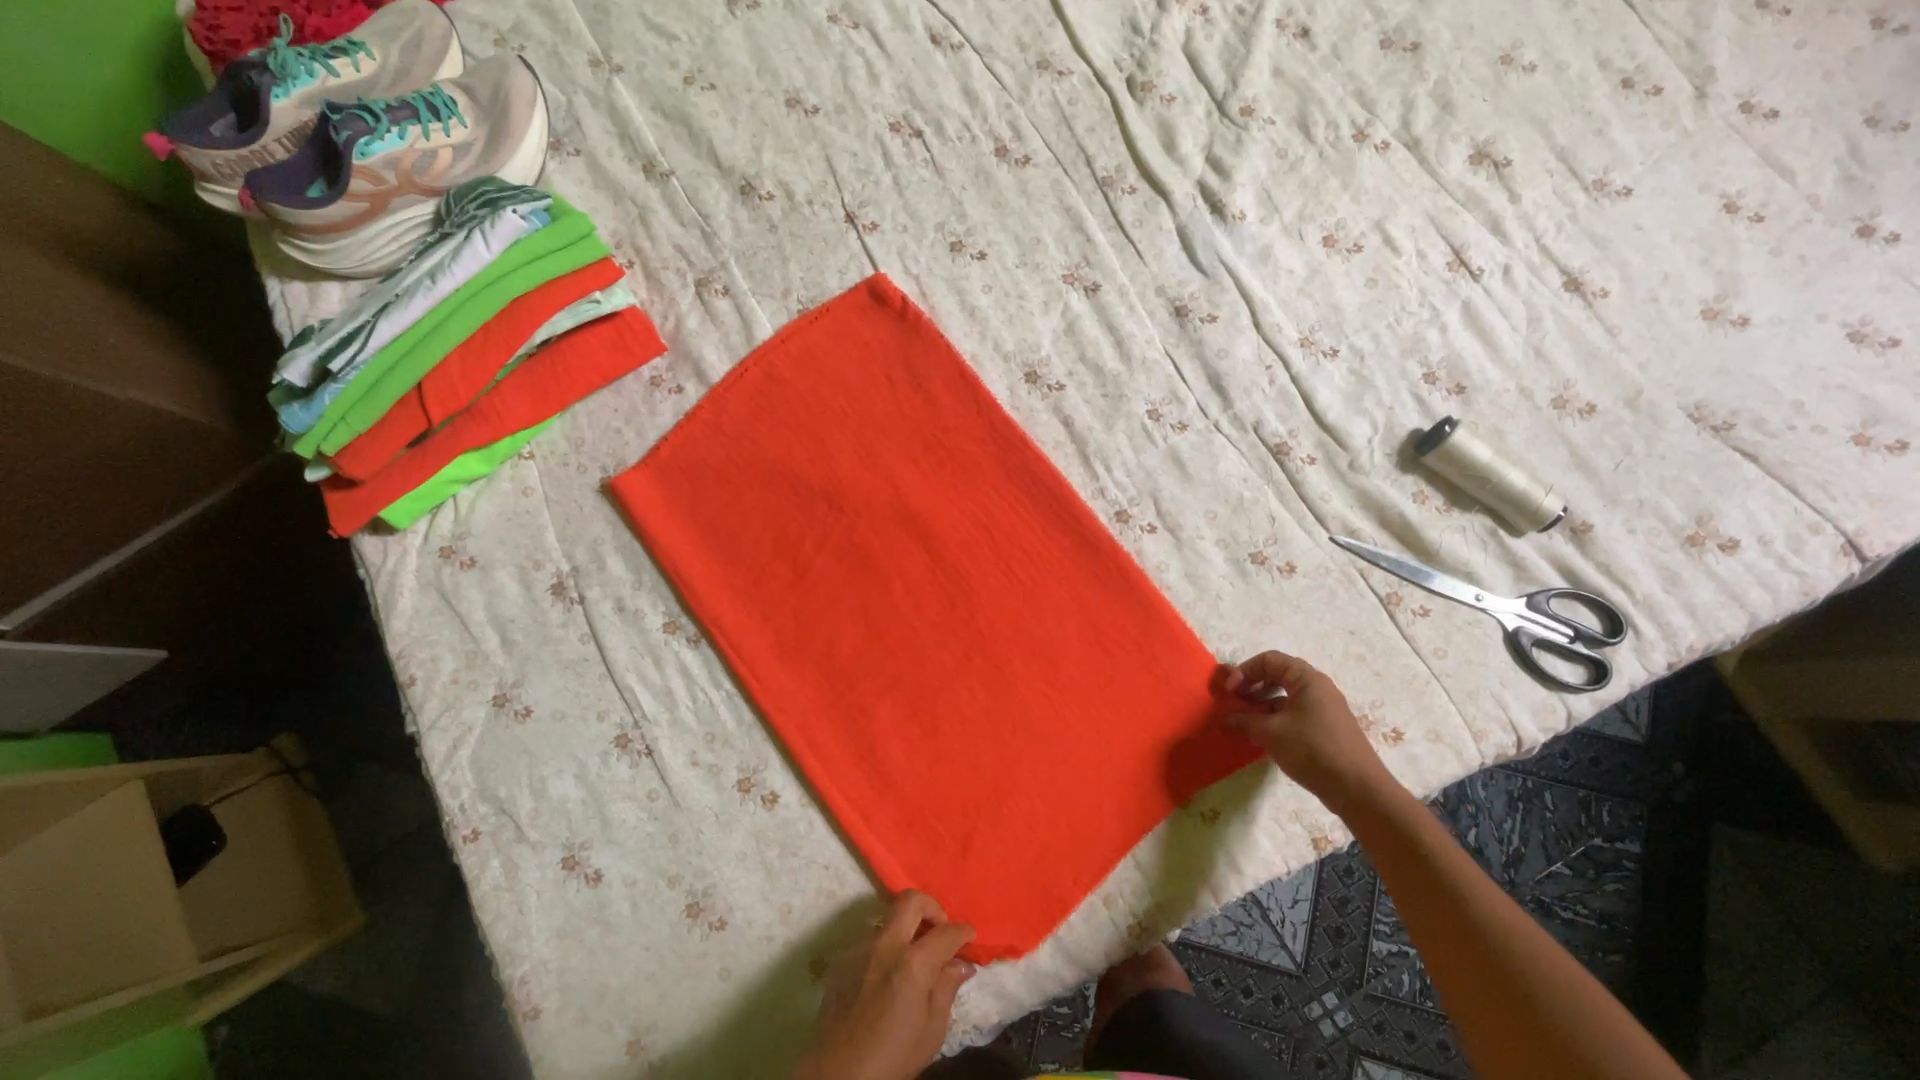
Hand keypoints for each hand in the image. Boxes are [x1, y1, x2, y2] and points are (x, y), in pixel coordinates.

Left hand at [794, 890, 976, 1079]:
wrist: (838, 1075)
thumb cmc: (893, 1057)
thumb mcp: (932, 1030)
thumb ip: (947, 989)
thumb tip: (961, 964)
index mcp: (912, 963)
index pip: (947, 931)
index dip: (963, 931)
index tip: (969, 936)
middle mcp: (884, 945)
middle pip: (911, 900)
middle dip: (932, 907)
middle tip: (939, 929)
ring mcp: (859, 950)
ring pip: (886, 919)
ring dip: (904, 929)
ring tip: (912, 956)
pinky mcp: (841, 961)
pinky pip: (868, 941)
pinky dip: (884, 949)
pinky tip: (886, 976)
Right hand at [1223, 651, 1400, 813]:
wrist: (1357, 787)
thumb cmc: (1312, 749)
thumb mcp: (1271, 733)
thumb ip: (1243, 722)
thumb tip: (1224, 719)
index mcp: (1307, 679)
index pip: (1270, 660)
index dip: (1245, 671)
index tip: (1230, 693)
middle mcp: (1318, 688)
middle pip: (1279, 675)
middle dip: (1253, 687)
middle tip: (1236, 704)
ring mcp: (1325, 709)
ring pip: (1287, 697)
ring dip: (1263, 705)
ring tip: (1246, 723)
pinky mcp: (1327, 729)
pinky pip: (1296, 714)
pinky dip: (1277, 719)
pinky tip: (1265, 738)